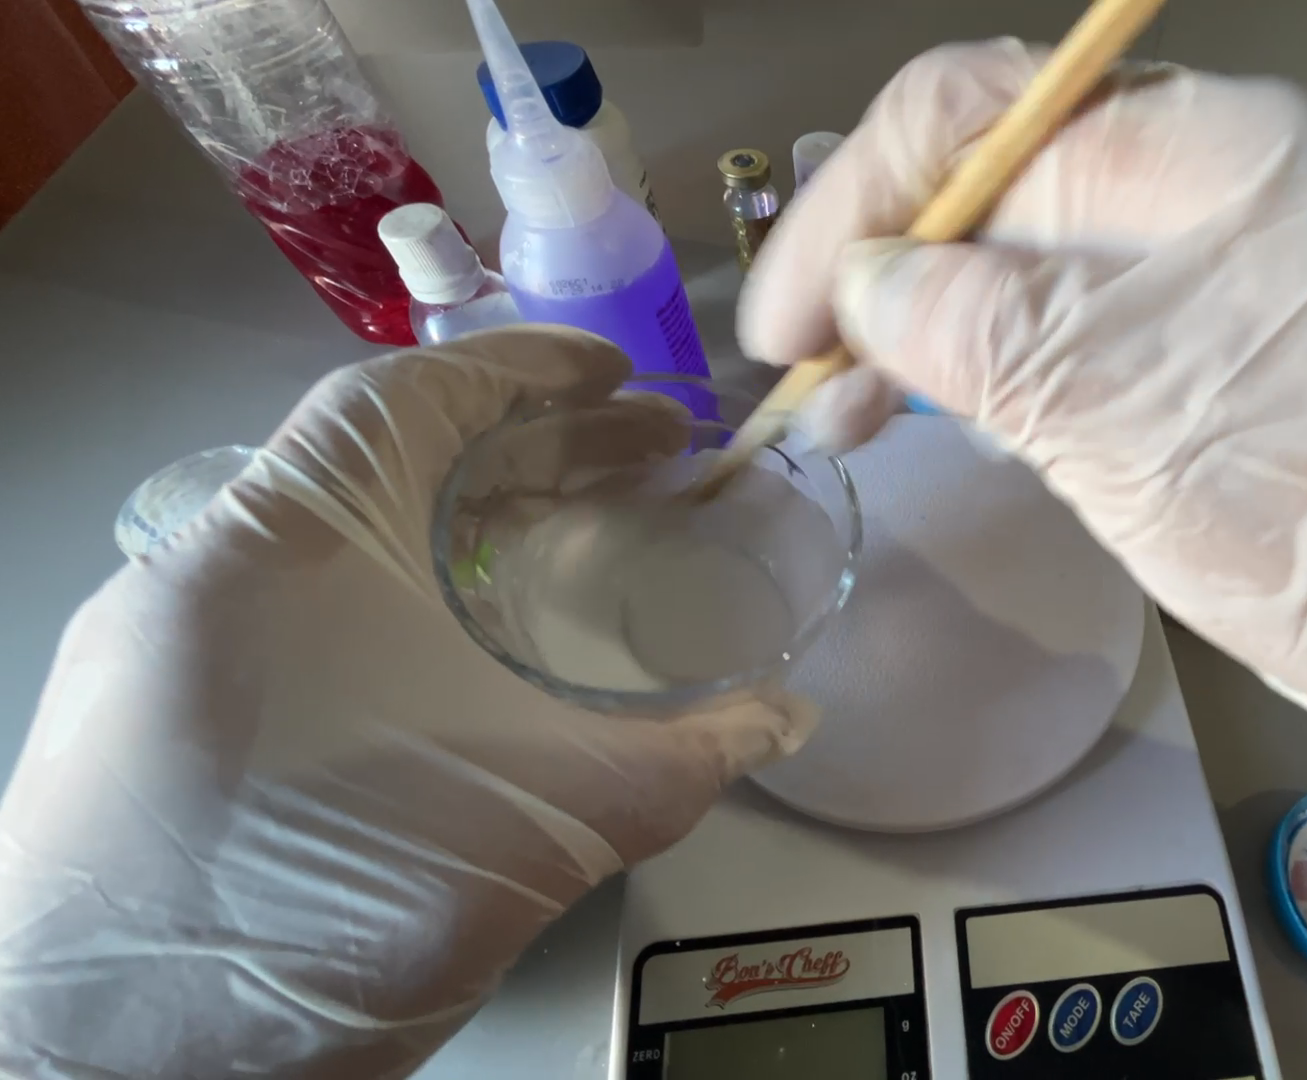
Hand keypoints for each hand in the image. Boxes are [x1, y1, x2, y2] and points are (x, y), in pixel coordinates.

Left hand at [0, 327, 812, 1077]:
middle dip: (551, 437)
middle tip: (662, 449)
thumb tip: (793, 717)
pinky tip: (518, 608)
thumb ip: (694, 756)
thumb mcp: (553, 817)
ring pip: (386, 518)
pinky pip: (355, 581)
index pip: (406, 395)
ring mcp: (209, 631)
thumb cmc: (338, 906)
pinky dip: (453, 563)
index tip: (621, 372)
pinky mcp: (212, 695)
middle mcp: (236, 566)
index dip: (523, 364)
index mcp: (295, 548)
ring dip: (505, 500)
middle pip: (413, 451)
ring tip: (614, 511)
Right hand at [742, 40, 1306, 860]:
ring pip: (1017, 266)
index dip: (852, 213)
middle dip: (876, 281)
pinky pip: (1063, 326)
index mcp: (1204, 160)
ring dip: (921, 331)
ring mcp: (1200, 263)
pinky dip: (987, 365)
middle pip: (987, 192)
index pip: (975, 125)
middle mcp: (1201, 183)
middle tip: (808, 387)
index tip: (782, 325)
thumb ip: (999, 342)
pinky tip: (944, 409)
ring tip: (852, 412)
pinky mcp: (1199, 338)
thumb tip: (866, 284)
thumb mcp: (1151, 431)